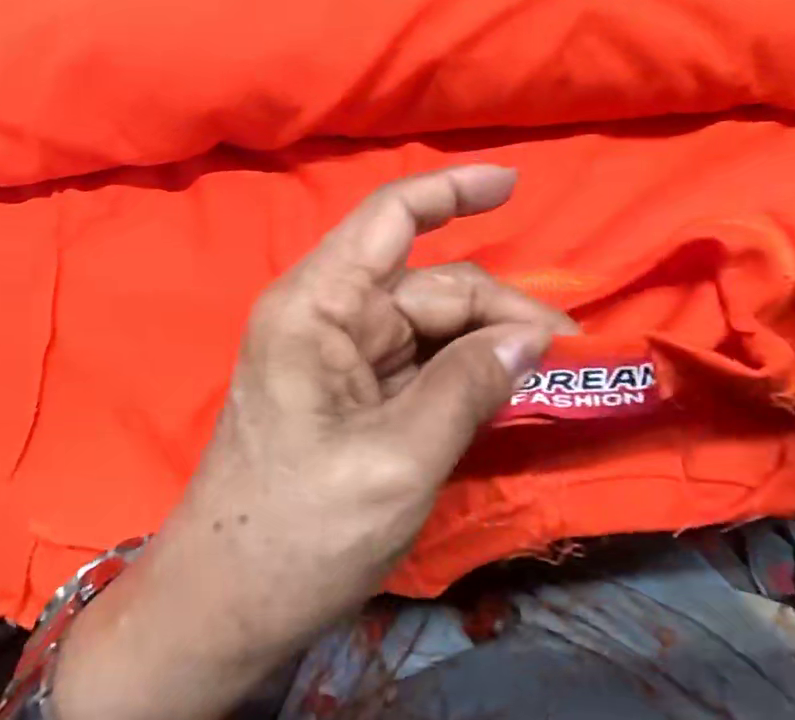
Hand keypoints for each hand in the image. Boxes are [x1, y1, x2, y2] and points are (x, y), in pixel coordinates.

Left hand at [52, 166, 574, 719]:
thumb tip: (531, 337)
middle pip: (434, 285)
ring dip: (492, 344)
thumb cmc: (297, 533)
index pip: (391, 218)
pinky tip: (508, 390)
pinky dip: (470, 371)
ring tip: (548, 375)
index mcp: (319, 306)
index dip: (453, 191)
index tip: (513, 183)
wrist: (226, 610)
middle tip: (568, 350)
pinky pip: (427, 362)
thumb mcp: (397, 459)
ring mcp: (346, 355)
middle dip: (501, 310)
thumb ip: (468, 387)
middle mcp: (331, 316)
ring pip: (437, 326)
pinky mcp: (359, 391)